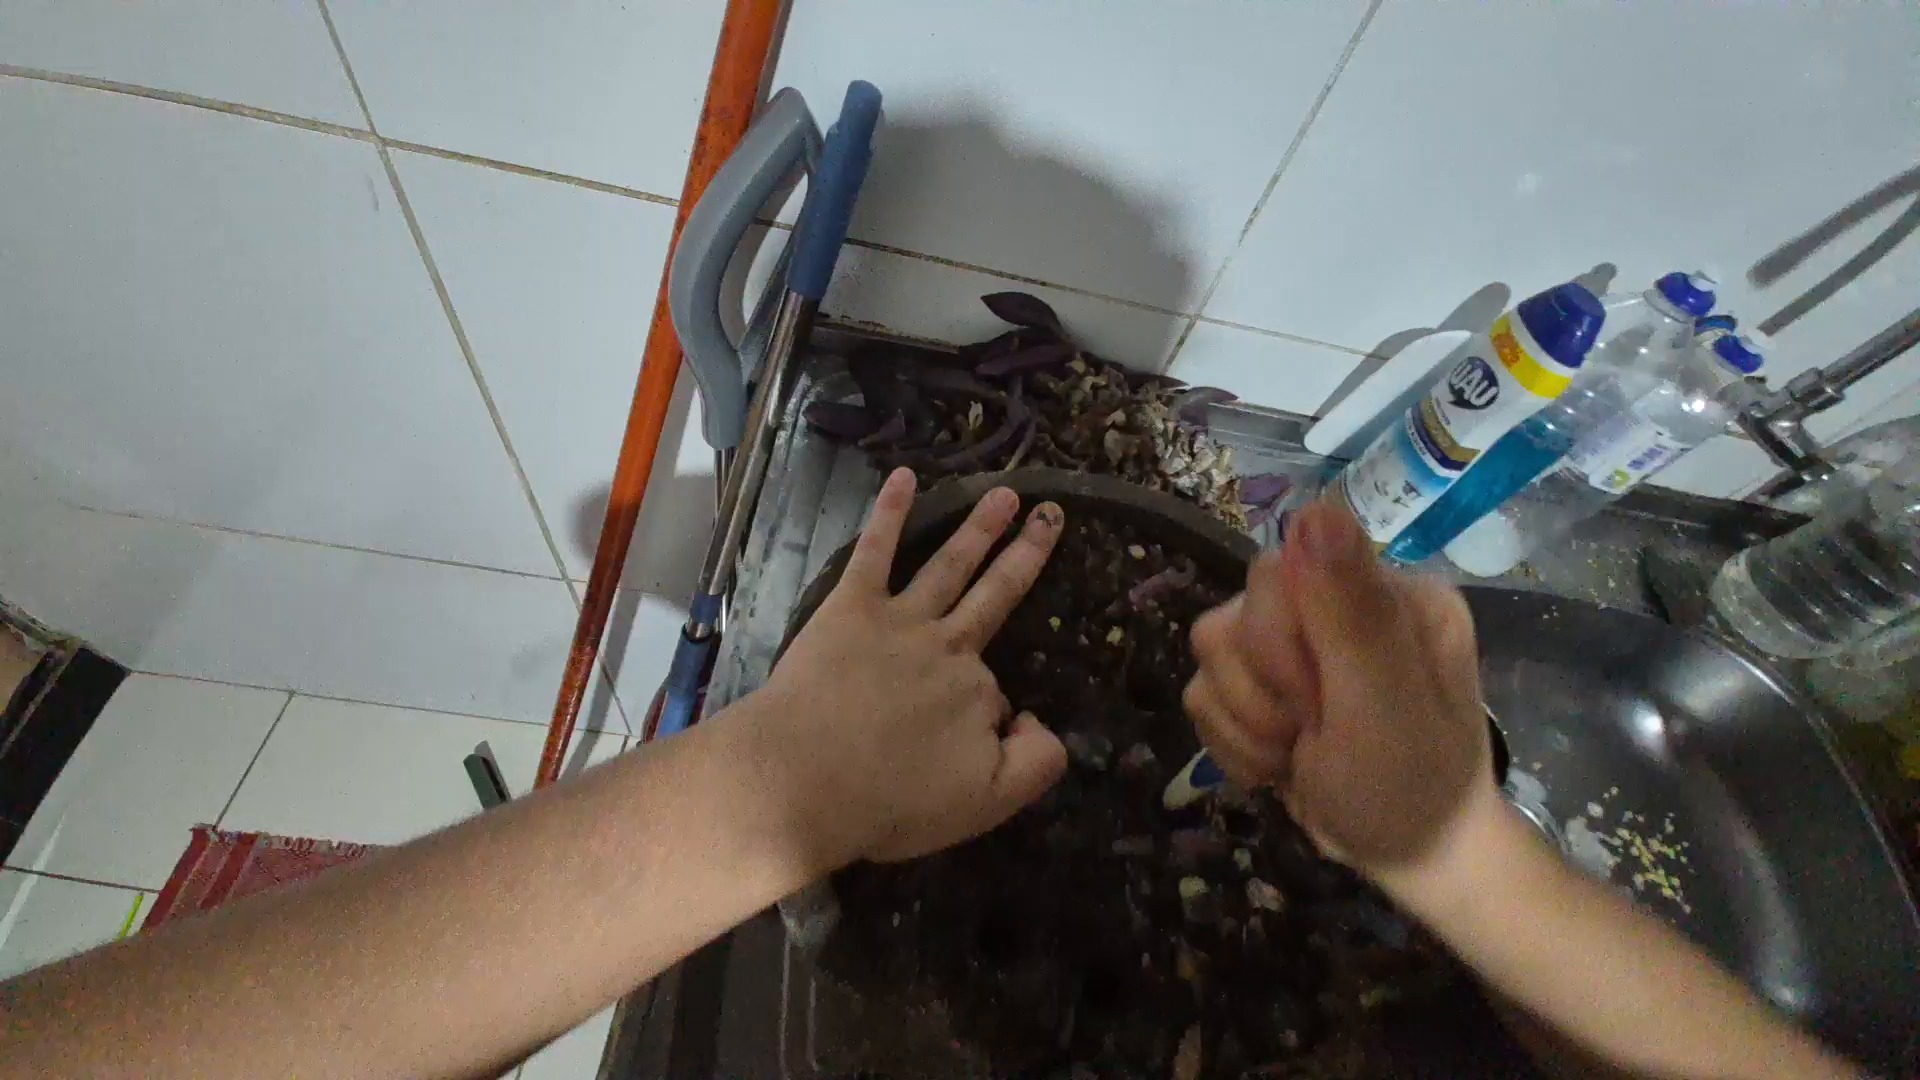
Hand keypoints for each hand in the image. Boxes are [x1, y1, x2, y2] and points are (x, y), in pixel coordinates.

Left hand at [749, 467, 1068, 866]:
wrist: (803, 783)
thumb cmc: (888, 800)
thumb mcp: (984, 804)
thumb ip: (1033, 763)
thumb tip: (1035, 719)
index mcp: (976, 689)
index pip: (995, 691)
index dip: (986, 721)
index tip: (957, 753)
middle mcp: (947, 643)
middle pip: (996, 592)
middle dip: (1027, 553)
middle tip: (1052, 515)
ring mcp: (899, 618)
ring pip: (950, 564)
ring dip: (979, 527)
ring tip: (1005, 493)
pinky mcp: (851, 605)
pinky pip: (874, 551)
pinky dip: (889, 514)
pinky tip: (904, 477)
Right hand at [1184, 498, 1495, 878]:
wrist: (1404, 857)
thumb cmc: (1410, 785)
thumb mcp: (1388, 706)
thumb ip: (1351, 611)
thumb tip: (1316, 508)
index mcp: (1380, 591)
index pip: (1276, 574)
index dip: (1277, 645)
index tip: (1320, 702)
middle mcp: (1329, 602)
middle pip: (1234, 616)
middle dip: (1264, 693)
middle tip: (1314, 733)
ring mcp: (1287, 641)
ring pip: (1208, 653)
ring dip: (1246, 722)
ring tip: (1297, 752)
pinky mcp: (1253, 679)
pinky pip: (1200, 691)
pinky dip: (1233, 740)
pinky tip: (1278, 759)